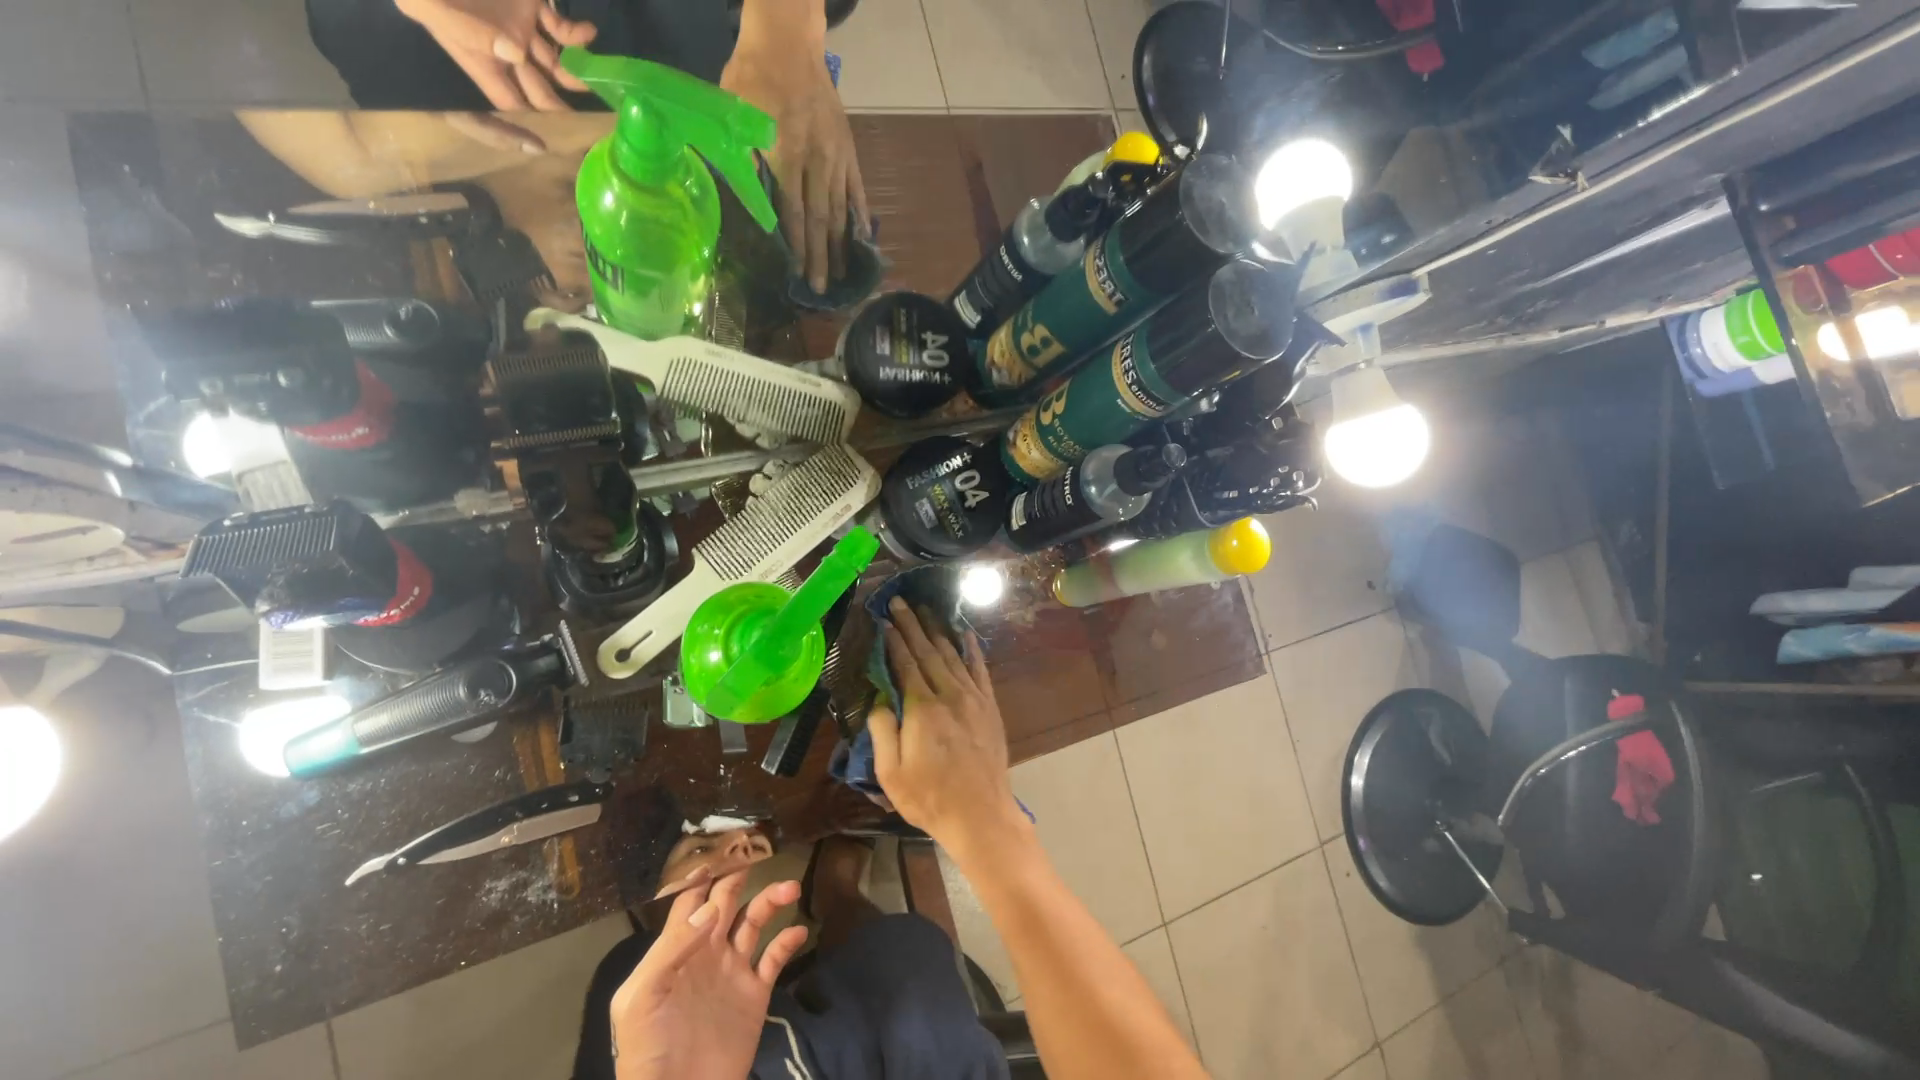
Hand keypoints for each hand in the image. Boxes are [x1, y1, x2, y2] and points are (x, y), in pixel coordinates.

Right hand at [396, 0, 596, 110]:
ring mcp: (520, 28)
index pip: (507, 103)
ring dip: (576, 75)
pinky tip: (589, 31)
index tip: (550, 142)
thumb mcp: (426, 3)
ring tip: (596, 78)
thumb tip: (514, 53)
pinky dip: (577, 33)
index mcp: (480, 59)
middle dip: (562, 108)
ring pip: (556, 65)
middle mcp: (504, 50)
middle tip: (593, 123)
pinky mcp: (532, 5)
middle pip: (539, 92)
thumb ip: (465, 30)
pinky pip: (560, 27)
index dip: (527, 125)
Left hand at [609, 867, 808, 1079]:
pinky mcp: (755, 994)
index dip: (704, 874)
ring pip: (754, 923)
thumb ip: (672, 948)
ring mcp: (733, 972)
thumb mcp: (642, 998)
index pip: (690, 901)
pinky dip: (787, 941)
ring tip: (789, 888)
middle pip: (726, 903)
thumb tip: (710, 905)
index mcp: (676, 950)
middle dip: (740, 877)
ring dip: (771, 901)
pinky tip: (798, 930)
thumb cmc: (647, 1051)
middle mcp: (707, 952)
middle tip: (760, 850)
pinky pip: (774, 959)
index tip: (723, 846)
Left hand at [721, 0, 869, 293]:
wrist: (788, 43)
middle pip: (819, 218)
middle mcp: (816, 160)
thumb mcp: (735, 114)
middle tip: (825, 290)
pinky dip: (858, 213)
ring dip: (840, 244)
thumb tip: (756, 206)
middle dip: (822, 257)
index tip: (801, 275)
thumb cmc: (753, 77)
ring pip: (839, 208)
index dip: (798, 246)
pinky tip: (862, 235)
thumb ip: (745, 160)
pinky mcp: (848, 149)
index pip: (794, 211)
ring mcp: (836, 156)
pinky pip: (856, 187)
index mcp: (787, 154)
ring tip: (843, 273)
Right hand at [868, 599, 1026, 861]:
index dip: (892, 639)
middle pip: (928, 651)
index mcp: (922, 709)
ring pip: (952, 655)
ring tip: (925, 610)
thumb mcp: (891, 773)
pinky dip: (971, 649)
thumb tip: (879, 698)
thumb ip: (882, 730)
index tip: (882, 618)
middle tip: (899, 602)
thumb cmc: (930, 798)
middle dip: (911, 625)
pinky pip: (979, 669)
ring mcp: (973, 699)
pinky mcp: (989, 708)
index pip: (904, 663)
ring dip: (937, 630)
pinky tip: (965, 634)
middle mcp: (949, 695)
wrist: (981, 816)